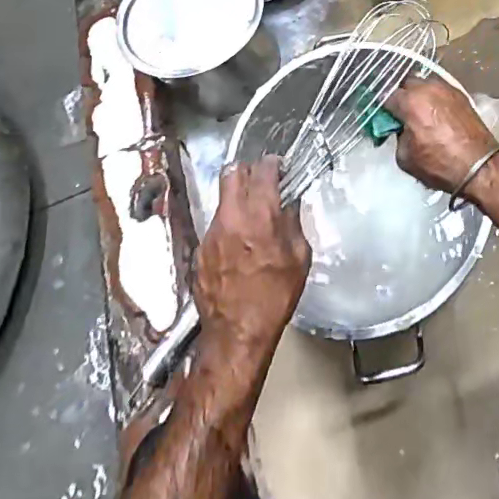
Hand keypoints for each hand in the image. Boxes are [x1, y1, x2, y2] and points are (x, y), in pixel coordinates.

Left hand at [196, 160, 309, 357]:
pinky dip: (229, 226)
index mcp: (258, 215)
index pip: (262, 170)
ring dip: (238, 199)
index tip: (279, 168)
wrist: (236, 334)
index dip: (273, 164)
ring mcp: (210, 232)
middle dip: (249, 171)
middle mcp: (230, 217)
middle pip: (233, 172)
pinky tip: (239, 245)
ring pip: (222, 199)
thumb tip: (288, 203)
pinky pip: (216, 225)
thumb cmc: (274, 298)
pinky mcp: (200, 249)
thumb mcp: (299, 258)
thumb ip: (293, 223)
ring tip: (252, 217)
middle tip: (262, 182)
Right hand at [386, 77, 498, 193]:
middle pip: (405, 84)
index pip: (386, 97)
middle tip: (402, 114)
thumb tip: (401, 130)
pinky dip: (435, 99)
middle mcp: (427, 89)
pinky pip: (441, 91)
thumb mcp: (405, 157)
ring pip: (425, 84)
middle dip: (402, 97)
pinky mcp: (461, 95)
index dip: (383, 108)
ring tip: (421, 113)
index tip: (384, 117)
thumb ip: (397, 136)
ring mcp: (446, 89)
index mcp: (410, 102)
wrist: (481, 167)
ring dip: (419, 95)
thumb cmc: (442, 164)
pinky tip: (436, 115)